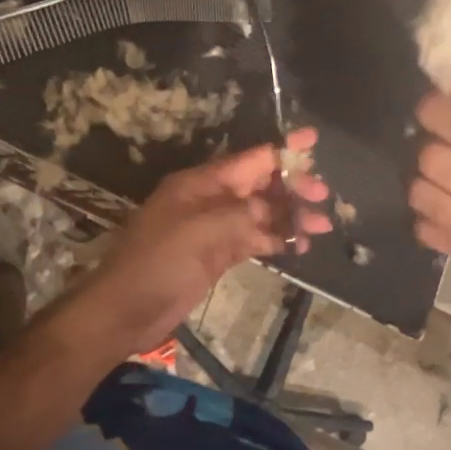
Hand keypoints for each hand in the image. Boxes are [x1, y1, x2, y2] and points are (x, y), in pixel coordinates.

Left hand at [53, 129, 330, 361]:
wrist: (126, 310)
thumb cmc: (159, 264)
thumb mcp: (201, 232)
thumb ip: (241, 214)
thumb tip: (270, 207)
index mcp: (200, 184)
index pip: (249, 160)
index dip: (282, 150)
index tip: (314, 140)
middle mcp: (208, 201)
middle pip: (258, 185)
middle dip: (292, 187)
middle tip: (324, 197)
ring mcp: (212, 229)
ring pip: (259, 214)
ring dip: (289, 217)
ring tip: (323, 227)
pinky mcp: (215, 256)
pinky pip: (252, 239)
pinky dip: (275, 240)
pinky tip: (299, 247)